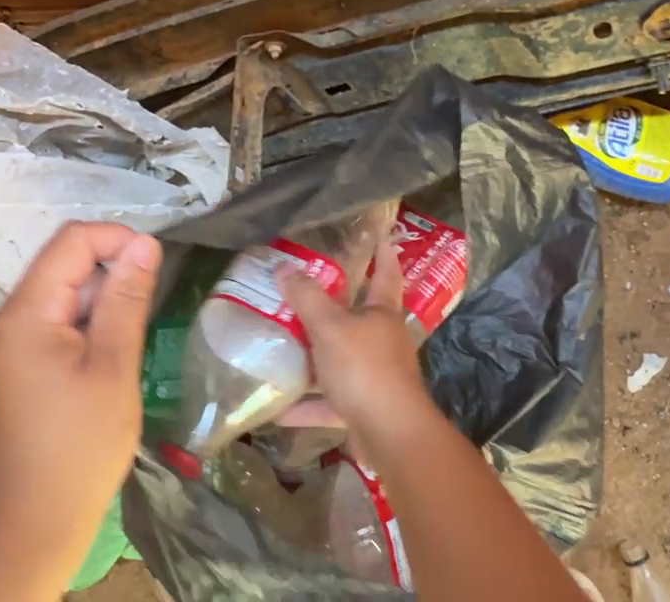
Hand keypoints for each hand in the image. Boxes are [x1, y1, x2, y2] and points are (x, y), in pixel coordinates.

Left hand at [0, 221, 161, 592]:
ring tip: (126, 344)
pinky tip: (104, 360)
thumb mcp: (114, 367)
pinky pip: (47, 324)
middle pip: (61, 266)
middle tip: (145, 311)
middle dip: (109, 274)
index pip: (70, 241)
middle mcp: (0, 322)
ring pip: (57, 296)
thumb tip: (144, 242)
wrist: (30, 529)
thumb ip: (127, 298)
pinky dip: (81, 326)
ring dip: (98, 303)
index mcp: (22, 315)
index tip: (155, 264)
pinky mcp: (7, 370)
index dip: (117, 239)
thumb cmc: (79, 449)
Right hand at [277, 235, 433, 434]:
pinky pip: (331, 403)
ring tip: (284, 348)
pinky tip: (279, 410)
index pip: (386, 273)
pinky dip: (308, 406)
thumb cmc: (365, 368)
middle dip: (337, 307)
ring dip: (316, 359)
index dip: (385, 253)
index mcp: (382, 313)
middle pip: (360, 318)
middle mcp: (384, 341)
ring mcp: (377, 377)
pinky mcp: (365, 410)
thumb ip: (306, 298)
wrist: (390, 434)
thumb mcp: (330, 327)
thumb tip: (284, 267)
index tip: (383, 236)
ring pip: (342, 361)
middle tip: (308, 290)